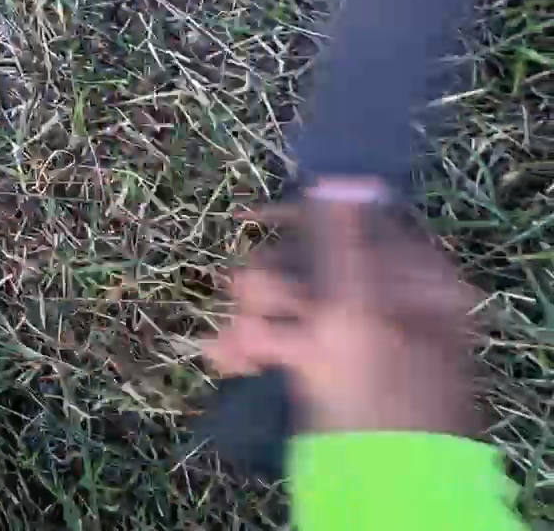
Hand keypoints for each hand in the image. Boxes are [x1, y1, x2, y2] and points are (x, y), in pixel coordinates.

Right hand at [204, 180, 482, 436]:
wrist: (376, 472)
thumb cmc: (375, 385)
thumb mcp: (359, 306)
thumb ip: (346, 240)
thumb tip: (343, 175)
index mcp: (411, 282)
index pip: (347, 224)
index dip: (294, 218)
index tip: (247, 218)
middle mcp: (381, 299)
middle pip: (297, 260)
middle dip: (262, 287)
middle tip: (252, 309)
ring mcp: (348, 330)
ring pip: (275, 297)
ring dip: (247, 320)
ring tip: (244, 350)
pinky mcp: (317, 357)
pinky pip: (270, 330)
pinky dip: (246, 341)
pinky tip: (236, 360)